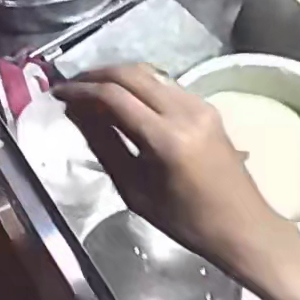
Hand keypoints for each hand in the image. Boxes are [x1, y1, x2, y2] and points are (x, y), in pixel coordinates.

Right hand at [55, 65, 292, 273]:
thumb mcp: (135, 190)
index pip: (114, 96)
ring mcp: (200, 105)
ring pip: (149, 74)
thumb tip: (77, 114)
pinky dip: (139, 86)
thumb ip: (105, 145)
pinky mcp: (207, 107)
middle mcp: (185, 111)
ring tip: (92, 91)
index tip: (58, 93)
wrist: (241, 225)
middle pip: (131, 73)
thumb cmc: (185, 221)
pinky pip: (165, 85)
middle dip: (96, 75)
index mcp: (166, 138)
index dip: (81, 90)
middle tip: (71, 87)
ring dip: (117, 77)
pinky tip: (124, 100)